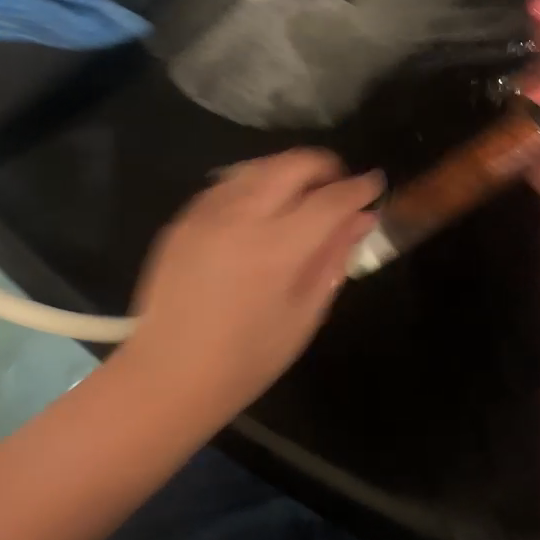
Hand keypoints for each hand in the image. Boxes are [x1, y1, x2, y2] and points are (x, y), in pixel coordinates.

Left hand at [124, 149, 381, 419]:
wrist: (165, 376)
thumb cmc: (245, 360)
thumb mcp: (304, 316)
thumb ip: (334, 259)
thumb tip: (361, 219)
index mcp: (277, 248)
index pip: (331, 198)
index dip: (359, 187)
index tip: (374, 184)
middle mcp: (241, 216)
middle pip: (293, 164)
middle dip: (325, 166)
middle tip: (340, 185)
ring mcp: (207, 212)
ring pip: (259, 165)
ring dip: (289, 170)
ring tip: (303, 194)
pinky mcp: (184, 218)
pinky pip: (228, 184)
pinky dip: (254, 184)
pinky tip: (262, 208)